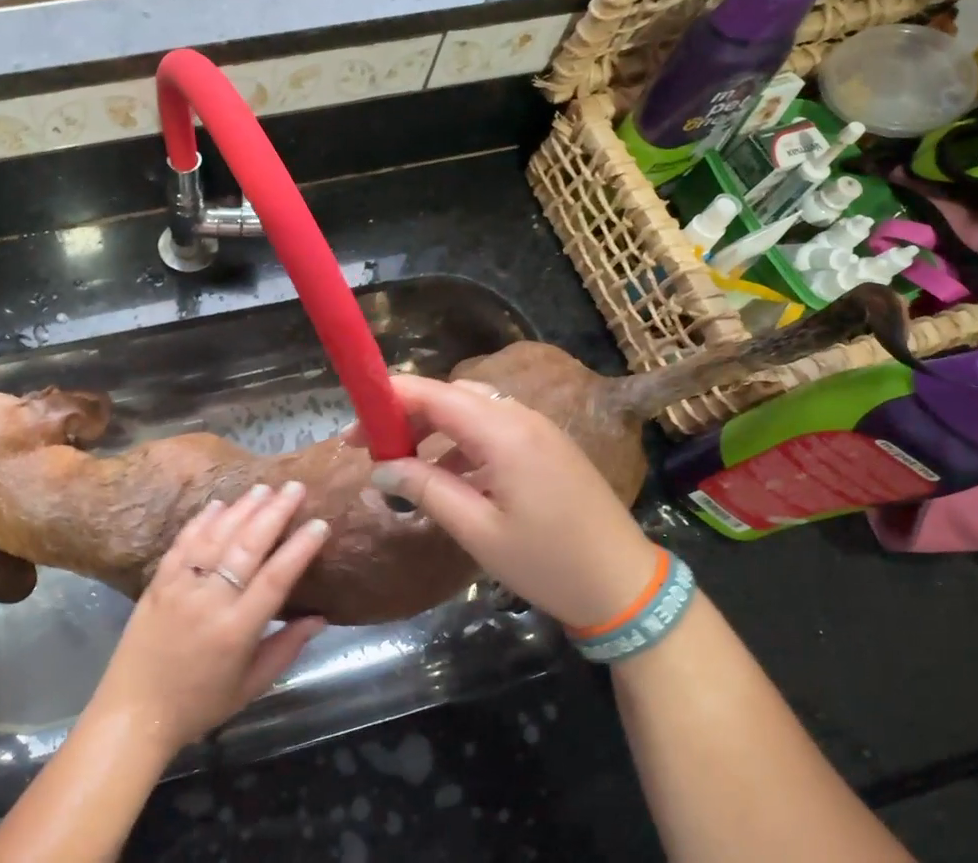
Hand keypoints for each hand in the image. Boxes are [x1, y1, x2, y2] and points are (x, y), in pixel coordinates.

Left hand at [86, 482, 330, 754]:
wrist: (134, 712)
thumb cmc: (199, 705)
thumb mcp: (250, 686)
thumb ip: (286, 649)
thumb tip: (320, 618)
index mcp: (236, 631)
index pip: (275, 579)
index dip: (299, 548)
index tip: (319, 523)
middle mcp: (208, 601)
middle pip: (246, 547)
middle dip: (273, 513)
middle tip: (294, 488)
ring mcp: (179, 587)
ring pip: (215, 537)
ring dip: (241, 509)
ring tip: (263, 488)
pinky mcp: (157, 583)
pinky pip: (183, 544)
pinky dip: (202, 521)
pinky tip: (219, 504)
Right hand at [354, 375, 659, 630]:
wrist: (625, 586)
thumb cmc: (548, 562)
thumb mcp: (477, 530)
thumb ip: (425, 489)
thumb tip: (378, 469)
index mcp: (503, 433)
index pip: (432, 393)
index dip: (387, 400)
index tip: (352, 428)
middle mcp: (520, 418)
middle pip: (450, 395)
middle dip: (406, 414)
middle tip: (372, 449)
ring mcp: (538, 430)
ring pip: (471, 410)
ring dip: (432, 428)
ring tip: (401, 462)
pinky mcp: (547, 448)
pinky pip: (492, 429)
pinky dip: (460, 442)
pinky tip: (444, 475)